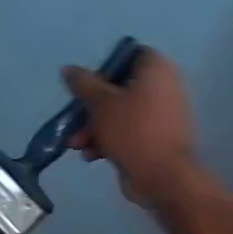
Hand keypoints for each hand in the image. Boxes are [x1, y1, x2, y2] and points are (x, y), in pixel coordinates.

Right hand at [61, 48, 199, 208]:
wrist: (163, 177)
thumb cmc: (133, 130)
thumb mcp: (101, 103)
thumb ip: (83, 84)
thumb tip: (68, 69)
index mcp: (156, 69)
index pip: (128, 56)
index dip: (104, 68)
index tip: (86, 85)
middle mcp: (163, 87)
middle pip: (118, 88)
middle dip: (91, 107)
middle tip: (73, 120)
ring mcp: (161, 115)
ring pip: (120, 113)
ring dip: (94, 127)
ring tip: (76, 144)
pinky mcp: (156, 138)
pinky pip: (128, 131)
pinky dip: (109, 140)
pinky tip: (91, 155)